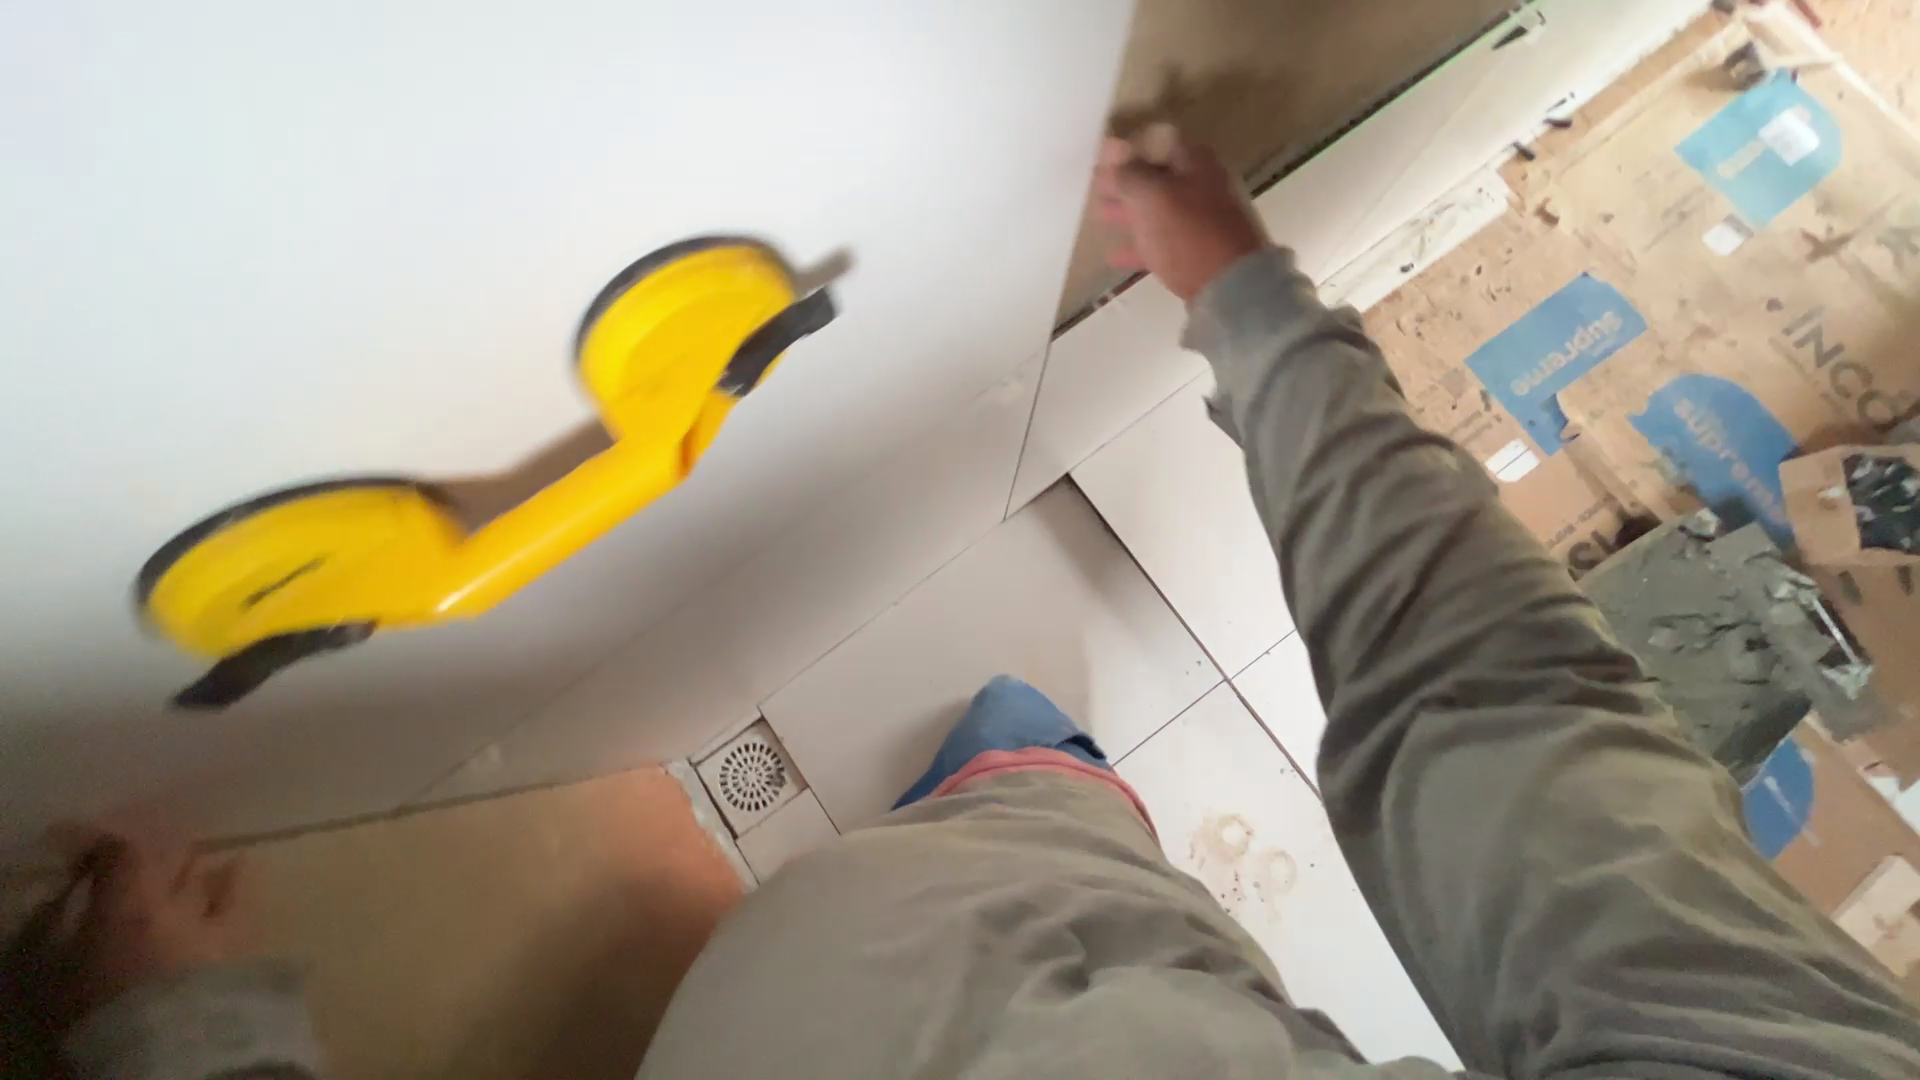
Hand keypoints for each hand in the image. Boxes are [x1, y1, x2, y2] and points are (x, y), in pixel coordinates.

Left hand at [40, 816, 253, 1023]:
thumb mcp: (123, 909)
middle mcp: (115, 949)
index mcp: (75, 945)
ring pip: (178, 902)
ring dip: (190, 873)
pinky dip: (231, 886)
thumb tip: (104, 822)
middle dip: (148, 863)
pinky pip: (222, 910)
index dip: (102, 858)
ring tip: (208, 838)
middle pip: (130, 897)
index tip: (122, 824)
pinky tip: (243, 862)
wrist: (194, 1017)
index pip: (84, 891)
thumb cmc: (138, 964)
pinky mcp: (218, 950)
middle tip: (167, 821)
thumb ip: (121, 864)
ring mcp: (170, 951)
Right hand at [1095, 125, 1271, 302]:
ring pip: (1157, 211)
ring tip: (1100, 215)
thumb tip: (1113, 153)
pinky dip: (1138, 246)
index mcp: (1193, 163)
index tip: (1101, 158)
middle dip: (1125, 182)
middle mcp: (1200, 186)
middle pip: (1156, 178)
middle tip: (1095, 186)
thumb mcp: (1152, 197)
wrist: (1229, 284)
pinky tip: (1114, 257)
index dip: (1128, 150)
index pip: (1156, 144)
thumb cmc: (1187, 233)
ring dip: (1129, 212)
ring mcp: (1200, 221)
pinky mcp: (1197, 253)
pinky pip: (1162, 243)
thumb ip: (1129, 175)